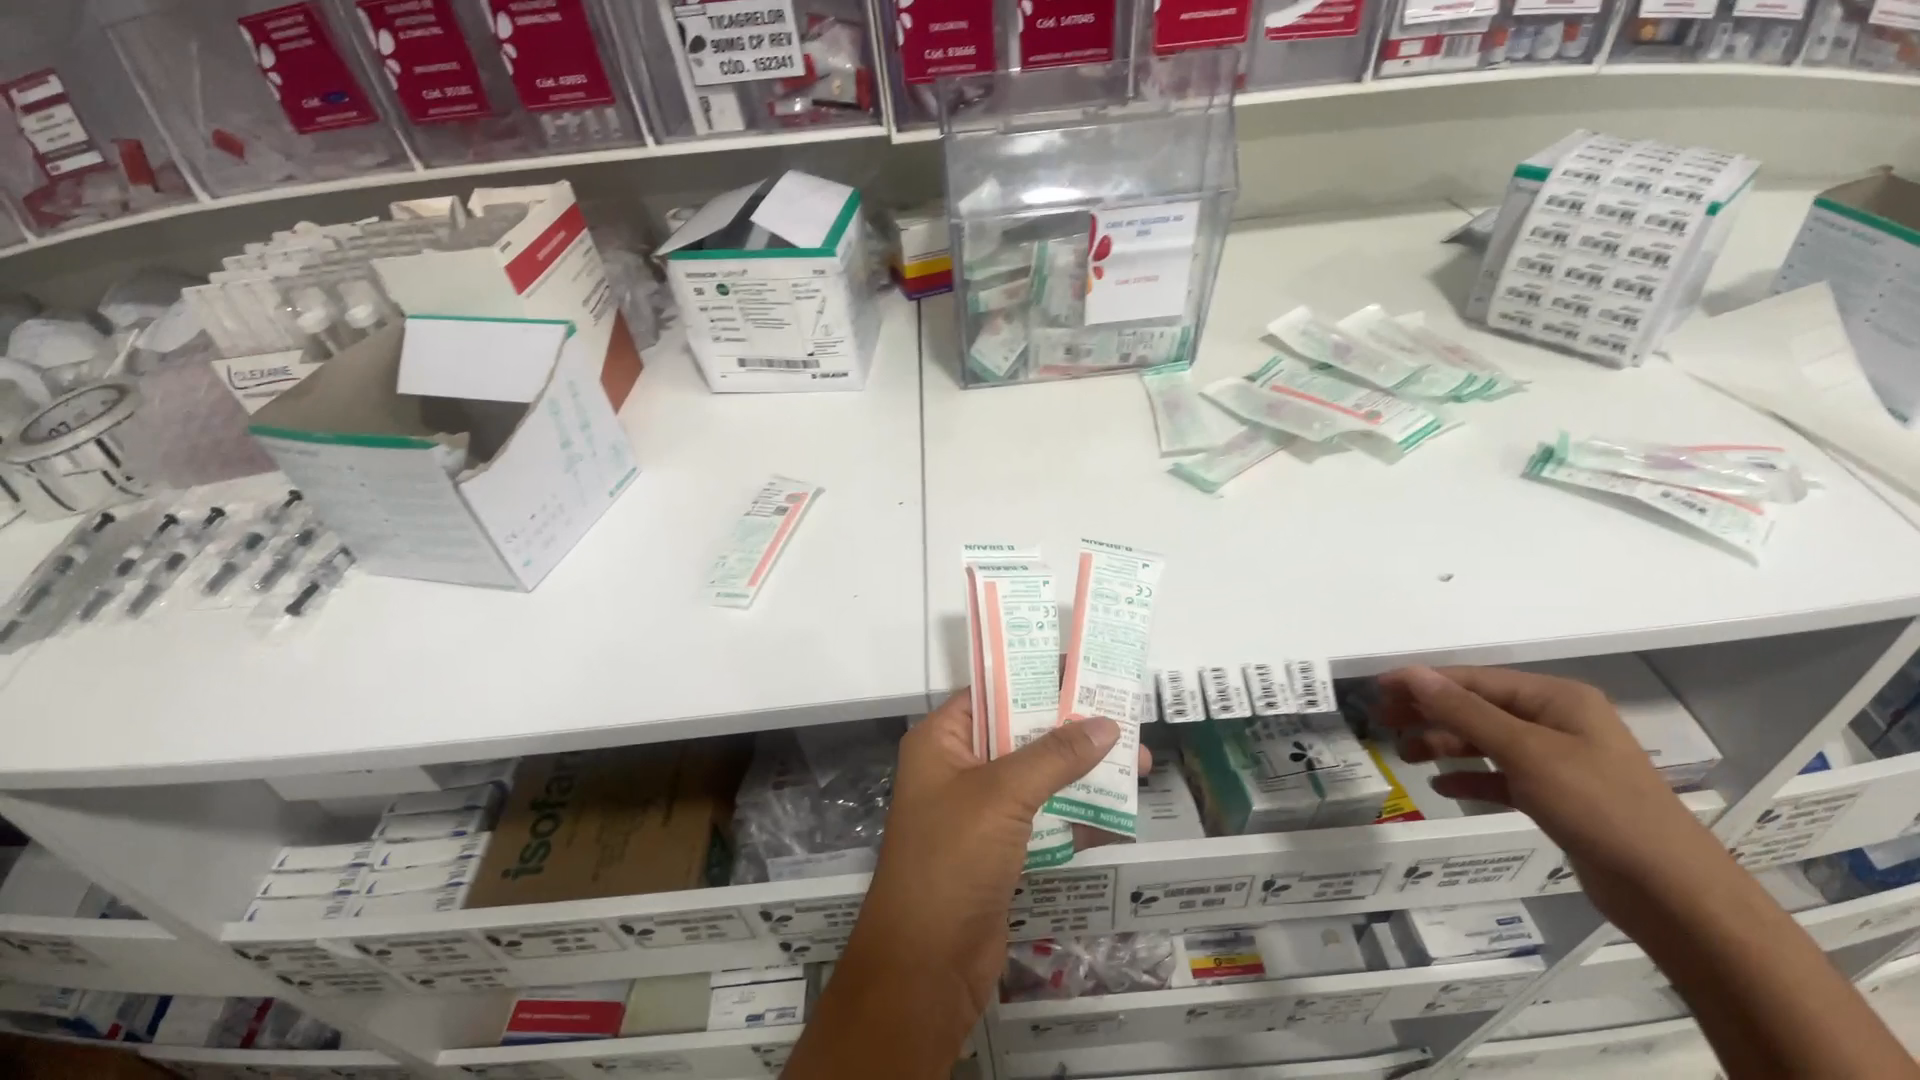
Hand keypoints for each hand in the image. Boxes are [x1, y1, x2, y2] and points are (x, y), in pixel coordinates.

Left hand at [840, 692, 1144, 1047]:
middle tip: (1129, 723)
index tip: (1087, 671)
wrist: (926, 963)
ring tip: (1140, 765)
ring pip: (1038, 778)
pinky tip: (1119, 812)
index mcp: (941, 742)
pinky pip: (1043, 819)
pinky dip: (1077, 813)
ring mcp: (978, 813)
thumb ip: (1055, 755)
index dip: (1037, 679)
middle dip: (1074, 730)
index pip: (992, 694)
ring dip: (1084, 772)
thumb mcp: (1003, 794)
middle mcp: (957, 769)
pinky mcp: (998, 851)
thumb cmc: (952, 860)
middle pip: (1021, 734)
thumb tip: (1105, 723)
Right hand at [1373, 665, 1721, 920]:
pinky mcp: (1556, 797)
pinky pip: (1501, 777)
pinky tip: (1442, 785)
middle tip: (1381, 721)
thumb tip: (1413, 676)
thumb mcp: (1525, 752)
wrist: (1666, 887)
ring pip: (1487, 742)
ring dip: (1445, 744)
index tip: (1378, 688)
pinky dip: (1471, 777)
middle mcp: (1558, 722)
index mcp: (1557, 700)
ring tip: (1403, 755)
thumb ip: (1465, 712)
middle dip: (1430, 712)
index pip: (1477, 680)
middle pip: (1479, 708)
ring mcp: (1558, 761)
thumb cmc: (1597, 806)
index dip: (1425, 682)